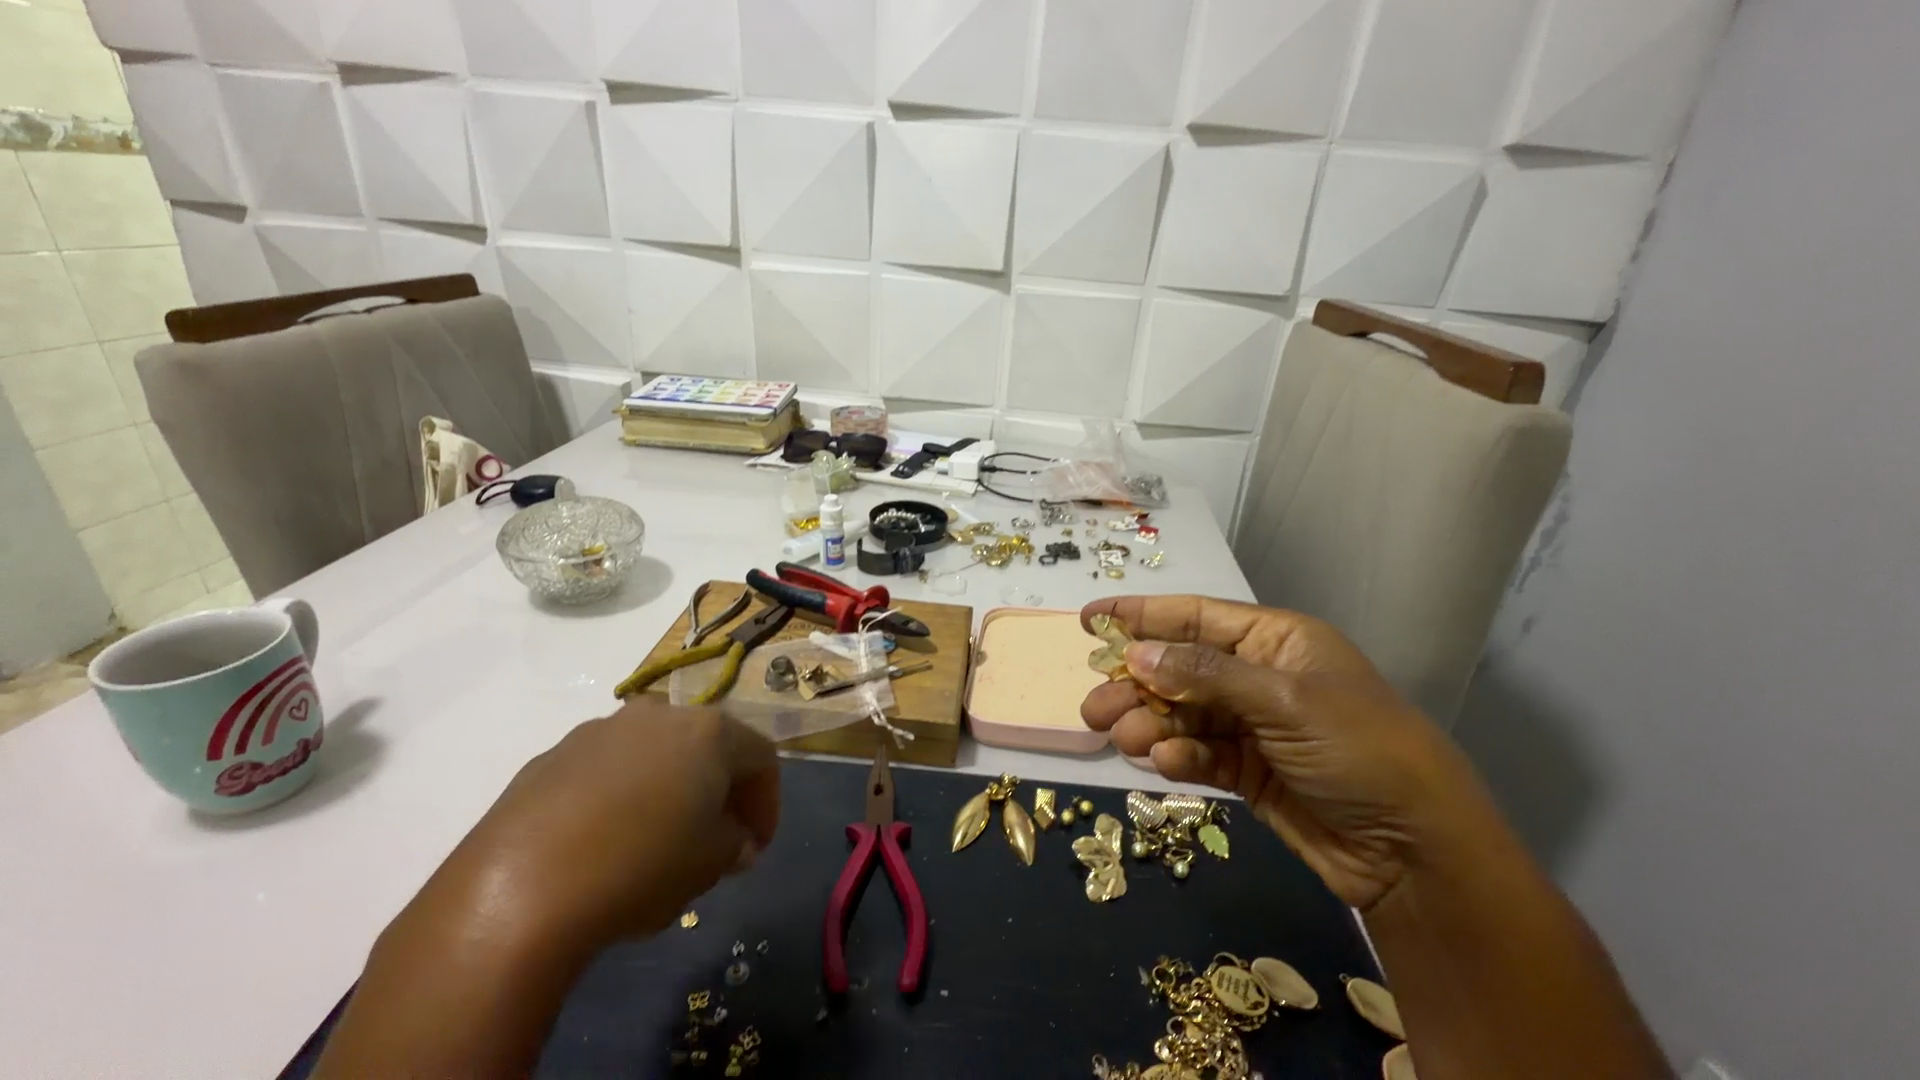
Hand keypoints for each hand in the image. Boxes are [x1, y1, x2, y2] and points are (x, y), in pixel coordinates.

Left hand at [429, 699, 779, 949]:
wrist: (519, 889)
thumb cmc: (640, 867)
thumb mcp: (710, 865)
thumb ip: (734, 845)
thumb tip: (733, 841)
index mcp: (708, 732)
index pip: (761, 758)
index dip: (767, 805)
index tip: (754, 850)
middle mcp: (657, 715)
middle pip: (706, 748)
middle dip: (718, 793)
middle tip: (713, 843)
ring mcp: (598, 731)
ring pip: (653, 755)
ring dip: (667, 791)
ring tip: (655, 844)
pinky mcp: (550, 757)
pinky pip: (605, 772)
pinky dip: (619, 798)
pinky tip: (603, 845)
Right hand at [1080, 596, 1493, 910]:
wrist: (1413, 848)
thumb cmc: (1358, 748)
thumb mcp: (1284, 700)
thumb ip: (1205, 676)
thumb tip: (1136, 654)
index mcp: (1276, 641)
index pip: (1197, 617)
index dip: (1142, 616)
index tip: (1088, 621)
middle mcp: (1260, 678)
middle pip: (1180, 670)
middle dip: (1135, 684)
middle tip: (1093, 708)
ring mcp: (1255, 727)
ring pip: (1184, 716)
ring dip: (1151, 724)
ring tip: (1122, 738)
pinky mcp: (1251, 773)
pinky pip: (1201, 755)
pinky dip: (1179, 758)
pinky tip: (1166, 765)